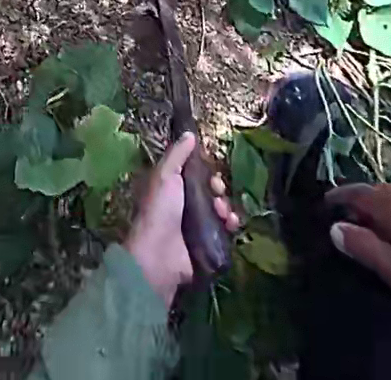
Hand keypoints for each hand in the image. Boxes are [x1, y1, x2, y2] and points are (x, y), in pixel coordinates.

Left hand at [125, 132, 239, 305]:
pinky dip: (231, 224)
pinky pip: (224, 229)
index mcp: (172, 186)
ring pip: (219, 208)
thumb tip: (189, 133)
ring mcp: (196, 225)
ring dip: (226, 206)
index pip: (195, 172)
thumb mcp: (165, 175)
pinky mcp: (206, 243)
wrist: (159, 256)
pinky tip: (232, 223)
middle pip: (210, 189)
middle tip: (218, 191)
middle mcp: (184, 204)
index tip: (211, 170)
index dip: (206, 169)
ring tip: (223, 212)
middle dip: (218, 187)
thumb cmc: (159, 210)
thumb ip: (177, 154)